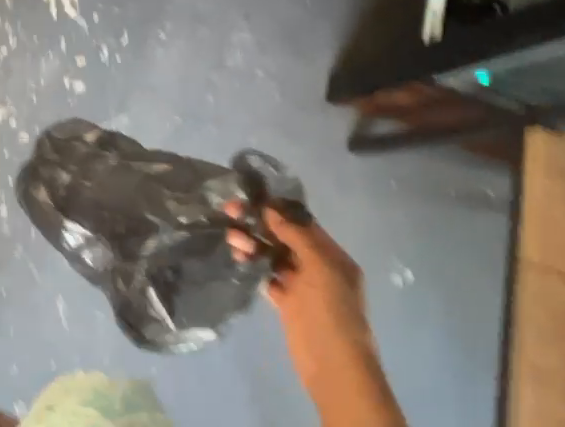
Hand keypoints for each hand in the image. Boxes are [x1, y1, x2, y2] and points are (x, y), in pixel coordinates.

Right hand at [228, 206, 404, 426]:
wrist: (333, 366)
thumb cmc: (333, 312)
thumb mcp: (320, 268)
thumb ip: (295, 236)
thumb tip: (270, 209)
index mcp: (332, 256)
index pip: (302, 223)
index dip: (277, 209)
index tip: (250, 198)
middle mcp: (318, 267)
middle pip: (285, 237)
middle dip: (260, 224)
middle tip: (231, 212)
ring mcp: (302, 286)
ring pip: (273, 255)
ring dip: (253, 244)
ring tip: (232, 239)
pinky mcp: (287, 302)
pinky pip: (268, 275)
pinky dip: (254, 265)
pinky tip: (239, 258)